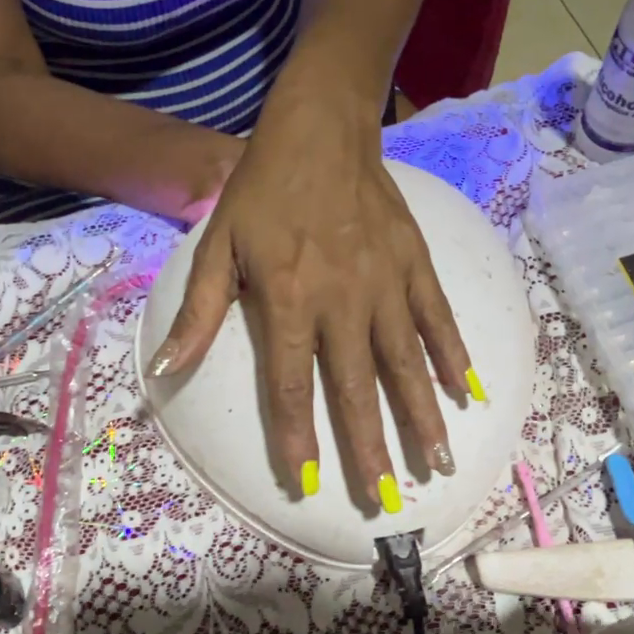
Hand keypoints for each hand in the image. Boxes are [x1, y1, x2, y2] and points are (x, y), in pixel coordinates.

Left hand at [148, 89, 472, 510]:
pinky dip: (453, 356)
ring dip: (422, 416)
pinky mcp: (415, 263)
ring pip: (406, 362)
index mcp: (288, 300)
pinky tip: (469, 391)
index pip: (293, 386)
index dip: (299, 440)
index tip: (310, 486)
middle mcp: (341, 301)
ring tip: (437, 463)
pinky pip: (437, 319)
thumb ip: (199, 312)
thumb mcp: (217, 245)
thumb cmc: (262, 191)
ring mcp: (385, 283)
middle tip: (386, 501)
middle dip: (370, 449)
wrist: (321, 131)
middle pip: (357, 388)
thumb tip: (164, 370)